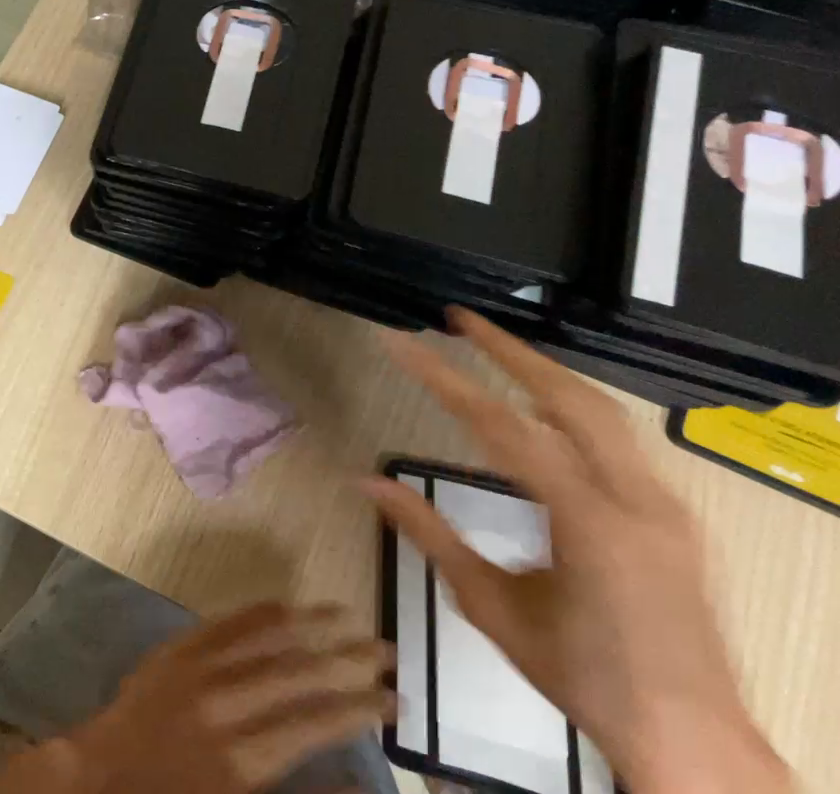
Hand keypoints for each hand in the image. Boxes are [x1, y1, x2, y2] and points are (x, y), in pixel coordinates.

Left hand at [0, 603, 393, 793]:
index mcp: (245, 758)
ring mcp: (195, 672)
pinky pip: (221, 625)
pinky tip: (285, 605)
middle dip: (346, 660)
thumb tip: (363, 783)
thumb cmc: (178, 793)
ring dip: (309, 626)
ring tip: (348, 618)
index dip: (360, 708)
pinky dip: (257, 614)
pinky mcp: (173, 651)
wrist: (104, 771)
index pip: (316, 722)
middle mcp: (225, 707)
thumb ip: (305, 793)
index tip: (394, 699)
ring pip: (262, 639)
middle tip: (387, 651)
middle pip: (297, 674)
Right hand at [365, 308, 793, 793]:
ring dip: (545, 375)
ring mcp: (666, 507)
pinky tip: (543, 413)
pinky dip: (572, 412)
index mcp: (589, 521)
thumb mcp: (491, 603)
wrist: (689, 734)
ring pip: (605, 416)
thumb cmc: (579, 673)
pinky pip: (620, 445)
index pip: (502, 427)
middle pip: (572, 400)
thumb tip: (365, 482)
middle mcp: (638, 501)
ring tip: (495, 350)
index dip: (444, 380)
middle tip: (458, 320)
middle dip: (512, 352)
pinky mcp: (674, 519)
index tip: (400, 344)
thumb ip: (428, 534)